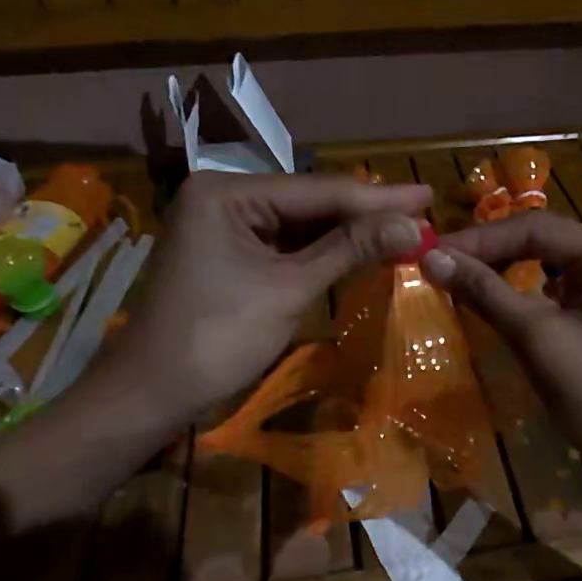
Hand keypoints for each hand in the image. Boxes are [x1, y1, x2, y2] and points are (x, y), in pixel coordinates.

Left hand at [99, 172, 430, 426]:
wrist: (153, 390)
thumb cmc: (218, 338)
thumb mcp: (288, 290)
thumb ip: (348, 251)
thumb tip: (412, 225)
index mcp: (225, 192)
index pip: (315, 190)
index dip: (375, 197)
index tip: (428, 195)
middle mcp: (219, 197)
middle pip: (304, 203)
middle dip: (361, 215)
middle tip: (421, 212)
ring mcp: (217, 227)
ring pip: (292, 226)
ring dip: (341, 235)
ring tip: (400, 230)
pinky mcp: (220, 255)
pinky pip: (276, 247)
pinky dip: (313, 254)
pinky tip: (353, 251)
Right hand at [421, 214, 581, 481]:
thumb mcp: (536, 338)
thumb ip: (485, 292)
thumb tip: (430, 258)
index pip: (534, 227)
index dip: (478, 239)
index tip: (429, 253)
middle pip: (541, 240)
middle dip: (487, 252)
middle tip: (437, 267)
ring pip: (545, 263)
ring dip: (500, 270)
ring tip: (456, 280)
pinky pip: (554, 287)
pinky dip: (519, 291)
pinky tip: (491, 300)